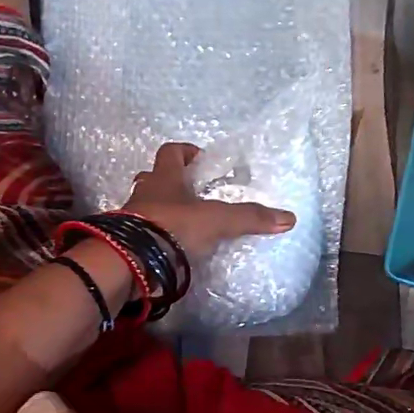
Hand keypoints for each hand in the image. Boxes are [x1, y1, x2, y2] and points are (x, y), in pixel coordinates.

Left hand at [119, 142, 295, 256]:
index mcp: (163, 178)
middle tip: (189, 195)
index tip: (199, 158)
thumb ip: (249, 218)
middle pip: (152, 179)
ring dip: (159, 213)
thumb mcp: (217, 220)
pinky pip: (140, 235)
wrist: (130, 260)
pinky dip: (153, 238)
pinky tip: (169, 250)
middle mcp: (143, 194)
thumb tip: (288, 218)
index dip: (185, 151)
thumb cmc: (172, 227)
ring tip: (181, 226)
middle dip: (169, 184)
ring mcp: (129, 220)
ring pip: (143, 207)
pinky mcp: (125, 244)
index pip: (170, 152)